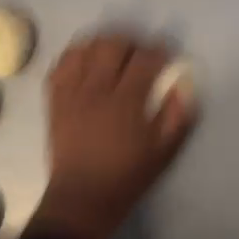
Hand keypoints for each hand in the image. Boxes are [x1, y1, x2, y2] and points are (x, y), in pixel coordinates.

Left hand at [29, 33, 195, 238]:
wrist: (83, 198)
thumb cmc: (128, 176)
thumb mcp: (164, 151)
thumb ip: (177, 114)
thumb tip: (184, 84)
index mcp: (127, 103)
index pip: (146, 58)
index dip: (161, 49)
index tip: (168, 53)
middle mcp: (97, 90)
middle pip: (112, 44)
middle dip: (132, 40)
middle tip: (142, 51)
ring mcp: (71, 93)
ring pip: (84, 47)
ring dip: (103, 42)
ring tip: (115, 52)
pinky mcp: (54, 99)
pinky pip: (61, 64)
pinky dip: (76, 55)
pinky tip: (87, 62)